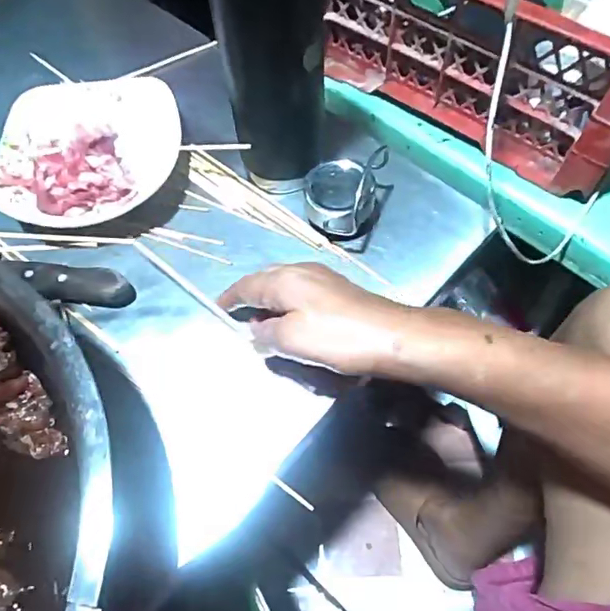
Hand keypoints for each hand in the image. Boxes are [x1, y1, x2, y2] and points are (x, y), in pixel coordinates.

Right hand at [218, 263, 427, 376]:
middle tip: (238, 321)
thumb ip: (265, 333)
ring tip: (263, 326)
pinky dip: (289, 306)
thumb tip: (255, 330)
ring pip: (284, 286)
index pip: (245, 285)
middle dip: (249, 299)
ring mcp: (322, 278)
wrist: (392, 336)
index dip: (229, 299)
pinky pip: (301, 293)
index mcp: (284, 278)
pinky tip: (292, 323)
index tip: (217, 311)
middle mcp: (301, 270)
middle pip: (264, 281)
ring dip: (270, 303)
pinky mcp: (338, 290)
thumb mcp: (291, 340)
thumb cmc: (338, 338)